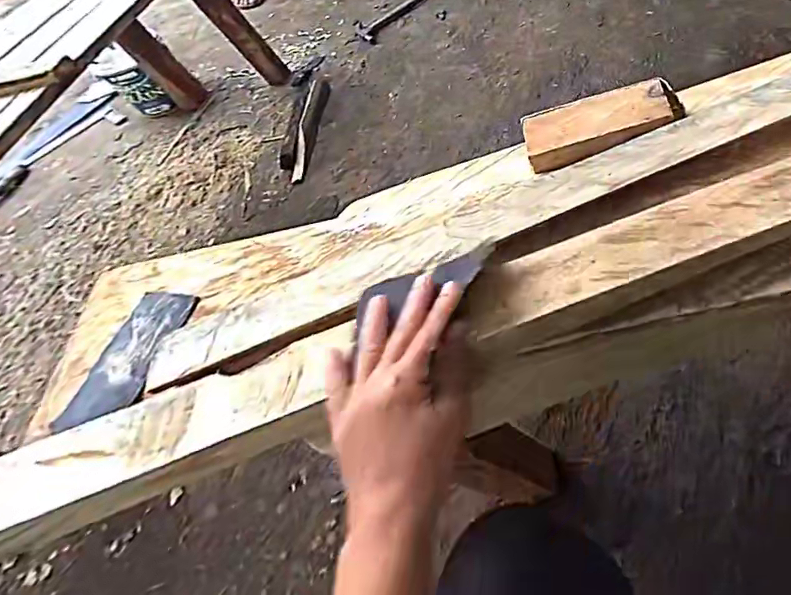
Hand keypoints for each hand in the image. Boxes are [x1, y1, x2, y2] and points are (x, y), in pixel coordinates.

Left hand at [325, 275, 469, 537]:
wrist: (390, 510)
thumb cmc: (430, 460)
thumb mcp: (453, 411)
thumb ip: (453, 366)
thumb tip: (456, 330)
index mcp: (405, 379)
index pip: (429, 333)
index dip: (443, 307)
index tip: (453, 283)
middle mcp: (374, 384)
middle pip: (398, 336)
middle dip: (413, 306)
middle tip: (422, 279)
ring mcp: (353, 403)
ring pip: (364, 354)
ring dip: (374, 325)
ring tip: (379, 300)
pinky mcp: (341, 423)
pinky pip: (335, 389)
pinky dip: (334, 368)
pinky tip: (334, 351)